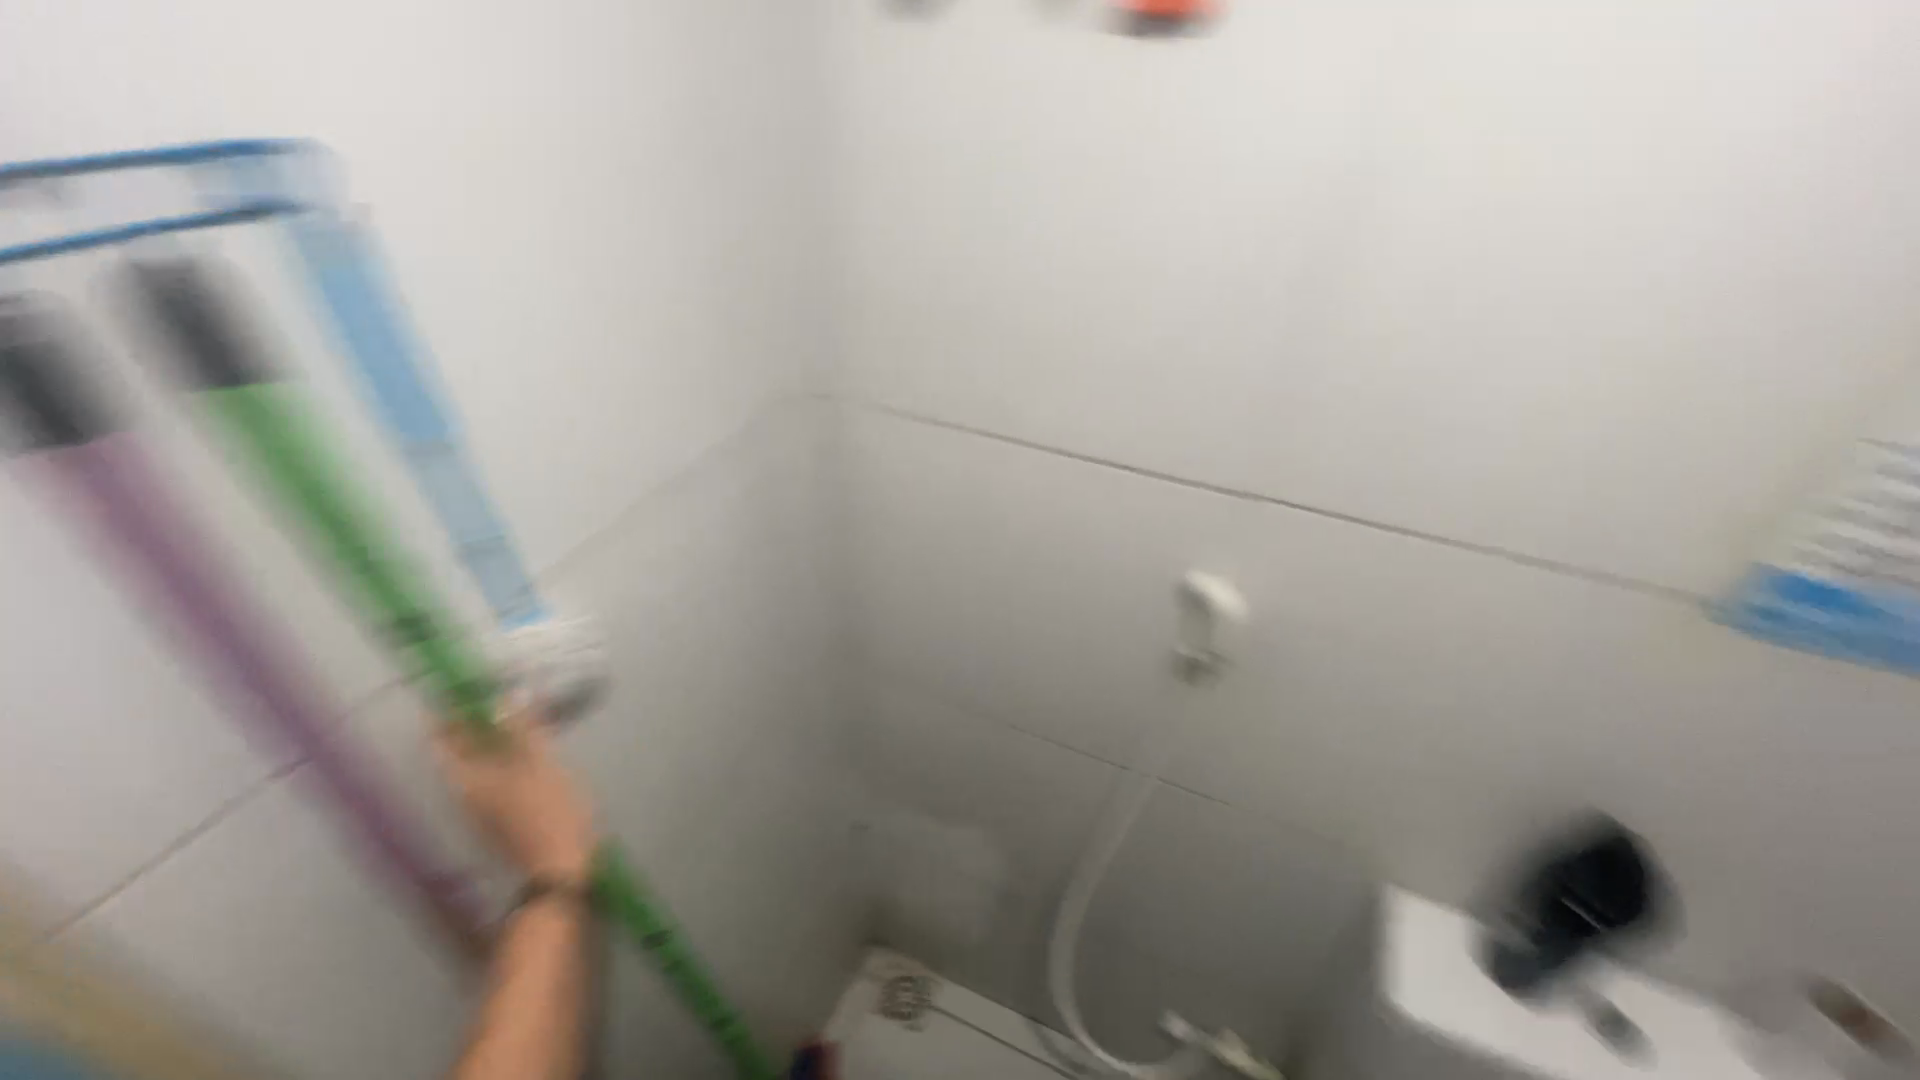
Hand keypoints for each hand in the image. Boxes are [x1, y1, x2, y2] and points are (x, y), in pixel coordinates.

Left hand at [434, 698, 596, 885]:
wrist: (561, 866)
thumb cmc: (548, 811)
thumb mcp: (541, 763)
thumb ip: (523, 729)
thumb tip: (508, 696)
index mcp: (466, 780)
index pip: (440, 740)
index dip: (445, 713)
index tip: (459, 688)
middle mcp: (466, 794)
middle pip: (458, 752)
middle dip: (472, 723)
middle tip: (494, 696)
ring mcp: (483, 809)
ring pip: (478, 765)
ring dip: (491, 740)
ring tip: (517, 717)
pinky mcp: (502, 817)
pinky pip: (495, 778)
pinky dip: (505, 759)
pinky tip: (530, 751)